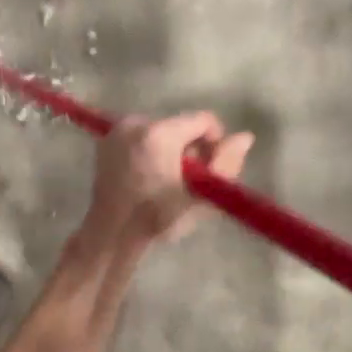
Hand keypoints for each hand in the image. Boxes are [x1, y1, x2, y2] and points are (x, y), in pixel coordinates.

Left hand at [88, 112, 253, 248]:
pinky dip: (150, 150)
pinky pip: (140, 136)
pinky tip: (148, 175)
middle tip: (187, 179)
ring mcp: (117, 130)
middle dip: (190, 148)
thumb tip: (245, 137)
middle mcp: (134, 123)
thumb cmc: (158, 217)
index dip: (215, 142)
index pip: (203, 120)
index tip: (209, 168)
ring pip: (160, 131)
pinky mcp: (106, 140)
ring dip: (170, 149)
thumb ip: (225, 164)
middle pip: (180, 125)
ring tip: (167, 180)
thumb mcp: (201, 195)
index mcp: (158, 134)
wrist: (112, 230)